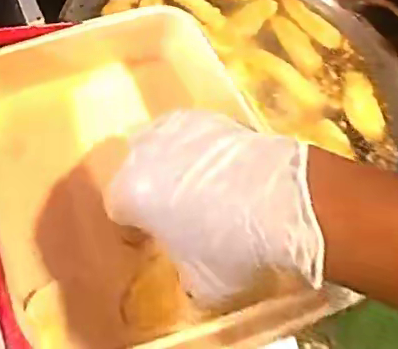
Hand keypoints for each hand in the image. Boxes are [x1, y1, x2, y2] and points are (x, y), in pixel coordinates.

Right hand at [104, 110, 323, 307]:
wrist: (280, 199)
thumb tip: (182, 260)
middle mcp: (144, 150)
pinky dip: (197, 148)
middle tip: (174, 212)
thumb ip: (175, 267)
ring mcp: (175, 125)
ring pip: (159, 144)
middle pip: (134, 169)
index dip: (134, 227)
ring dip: (169, 163)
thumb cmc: (232, 248)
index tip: (153, 240)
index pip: (117, 209)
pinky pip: (189, 132)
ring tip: (198, 188)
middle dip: (148, 188)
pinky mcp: (206, 113)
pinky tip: (220, 169)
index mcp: (131, 191)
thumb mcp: (197, 284)